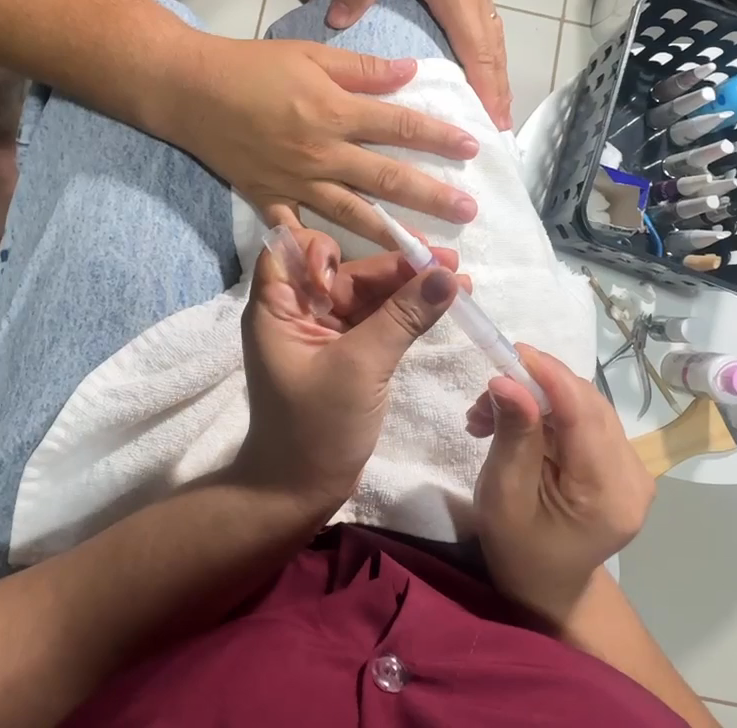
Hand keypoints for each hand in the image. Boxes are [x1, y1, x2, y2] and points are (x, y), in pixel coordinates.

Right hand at [162, 38, 479, 242]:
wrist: (191, 90)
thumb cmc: (253, 66)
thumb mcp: (311, 55)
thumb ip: (363, 68)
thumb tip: (412, 74)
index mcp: (334, 112)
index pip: (399, 126)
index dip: (438, 137)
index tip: (472, 149)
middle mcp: (322, 153)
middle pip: (386, 178)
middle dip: (431, 195)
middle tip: (468, 212)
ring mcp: (296, 183)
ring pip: (352, 214)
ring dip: (392, 231)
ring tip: (426, 249)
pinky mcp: (269, 200)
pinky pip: (296, 233)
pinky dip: (316, 254)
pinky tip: (342, 276)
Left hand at [235, 227, 465, 506]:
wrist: (299, 491)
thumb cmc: (315, 427)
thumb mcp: (361, 367)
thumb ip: (402, 318)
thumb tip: (445, 275)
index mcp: (278, 307)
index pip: (290, 249)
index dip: (326, 245)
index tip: (365, 260)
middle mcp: (297, 310)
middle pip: (343, 269)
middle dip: (393, 263)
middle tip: (446, 258)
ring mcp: (323, 332)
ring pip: (366, 293)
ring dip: (409, 285)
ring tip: (459, 277)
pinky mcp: (346, 352)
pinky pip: (377, 318)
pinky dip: (407, 310)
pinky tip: (444, 300)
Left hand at [325, 0, 510, 128]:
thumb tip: (336, 22)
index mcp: (459, 0)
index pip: (477, 60)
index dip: (486, 96)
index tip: (491, 130)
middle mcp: (476, 2)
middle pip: (493, 60)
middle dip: (496, 98)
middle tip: (496, 136)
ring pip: (493, 46)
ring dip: (494, 79)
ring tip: (492, 111)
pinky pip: (485, 30)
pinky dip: (487, 57)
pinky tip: (476, 67)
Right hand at [468, 345, 655, 623]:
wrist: (545, 585)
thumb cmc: (518, 548)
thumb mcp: (504, 495)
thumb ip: (512, 435)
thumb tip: (505, 378)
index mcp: (609, 495)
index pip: (584, 415)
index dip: (549, 375)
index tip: (509, 351)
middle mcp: (635, 477)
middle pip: (587, 404)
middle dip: (534, 386)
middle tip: (484, 398)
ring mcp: (634, 469)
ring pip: (585, 405)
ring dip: (537, 397)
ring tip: (489, 413)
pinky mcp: (623, 463)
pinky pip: (586, 419)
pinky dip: (548, 411)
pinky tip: (515, 422)